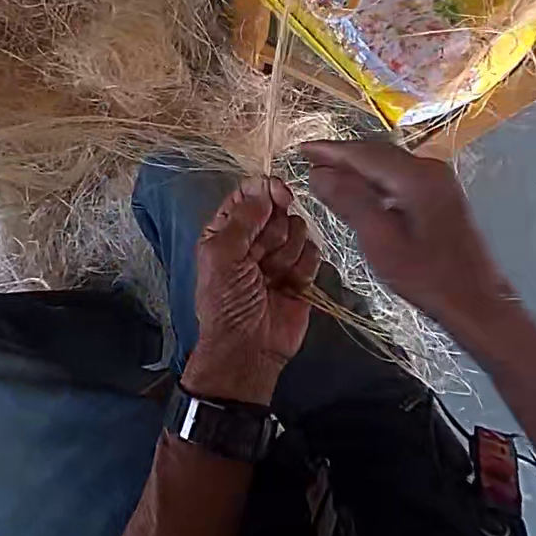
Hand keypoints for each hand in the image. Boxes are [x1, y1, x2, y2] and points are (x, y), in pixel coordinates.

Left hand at [183, 177, 317, 405]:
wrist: (250, 348)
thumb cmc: (227, 301)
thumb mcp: (223, 255)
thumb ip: (243, 218)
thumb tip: (265, 188)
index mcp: (227, 229)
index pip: (249, 194)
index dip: (266, 190)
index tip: (280, 195)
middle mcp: (254, 237)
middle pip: (278, 209)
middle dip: (274, 232)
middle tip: (260, 258)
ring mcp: (280, 254)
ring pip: (299, 229)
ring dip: (286, 254)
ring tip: (271, 277)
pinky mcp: (302, 272)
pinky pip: (313, 253)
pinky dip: (302, 268)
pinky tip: (290, 285)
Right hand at [301, 140, 511, 323]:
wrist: (477, 302)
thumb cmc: (426, 277)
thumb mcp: (380, 241)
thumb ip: (349, 202)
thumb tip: (318, 173)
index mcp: (416, 177)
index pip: (362, 154)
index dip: (329, 150)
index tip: (301, 149)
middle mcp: (429, 169)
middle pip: (375, 153)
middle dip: (340, 156)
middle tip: (307, 159)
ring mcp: (438, 180)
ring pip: (386, 163)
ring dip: (356, 166)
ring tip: (325, 172)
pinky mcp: (440, 194)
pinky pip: (397, 175)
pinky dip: (372, 178)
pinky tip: (357, 189)